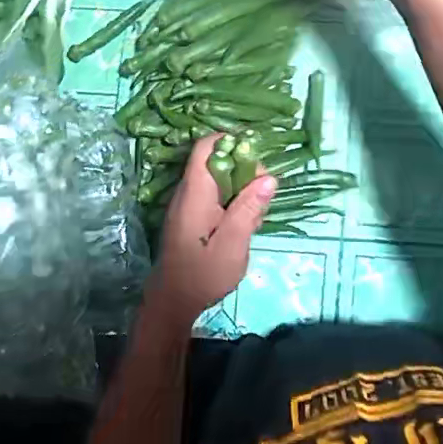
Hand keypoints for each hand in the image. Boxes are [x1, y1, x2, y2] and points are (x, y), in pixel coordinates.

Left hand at [144, 135, 276, 331]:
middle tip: (264, 192)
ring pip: (217, 180)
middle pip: (214, 162)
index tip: (257, 154)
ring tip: (256, 214)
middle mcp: (187, 193)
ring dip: (240, 188)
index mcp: (195, 193)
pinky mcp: (191, 218)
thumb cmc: (203, 274)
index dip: (230, 141)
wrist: (173, 303)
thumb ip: (249, 208)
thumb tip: (269, 177)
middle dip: (243, 169)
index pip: (206, 148)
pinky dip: (232, 202)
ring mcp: (187, 205)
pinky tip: (244, 225)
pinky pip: (214, 197)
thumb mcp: (233, 243)